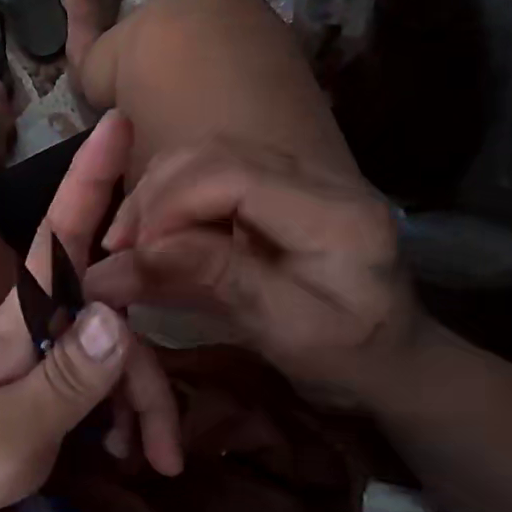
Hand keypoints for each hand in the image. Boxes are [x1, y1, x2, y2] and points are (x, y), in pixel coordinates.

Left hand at [0, 114, 183, 511]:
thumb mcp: (10, 430)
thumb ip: (63, 378)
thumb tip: (117, 315)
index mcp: (23, 314)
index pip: (62, 232)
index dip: (89, 177)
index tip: (116, 122)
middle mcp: (39, 315)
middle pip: (116, 308)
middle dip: (147, 375)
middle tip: (163, 441)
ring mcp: (48, 341)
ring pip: (120, 351)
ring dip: (141, 408)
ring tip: (146, 467)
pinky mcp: (53, 367)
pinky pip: (107, 374)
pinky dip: (126, 412)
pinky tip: (127, 452)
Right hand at [84, 141, 425, 400]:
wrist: (391, 357)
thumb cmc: (347, 357)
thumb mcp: (283, 329)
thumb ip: (214, 280)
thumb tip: (127, 258)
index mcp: (335, 214)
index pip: (232, 176)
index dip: (169, 205)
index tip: (132, 252)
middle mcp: (320, 177)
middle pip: (213, 154)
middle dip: (154, 195)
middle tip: (121, 247)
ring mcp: (300, 173)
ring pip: (205, 154)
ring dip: (156, 191)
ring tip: (132, 241)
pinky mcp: (278, 182)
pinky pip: (209, 168)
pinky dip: (170, 194)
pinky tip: (155, 230)